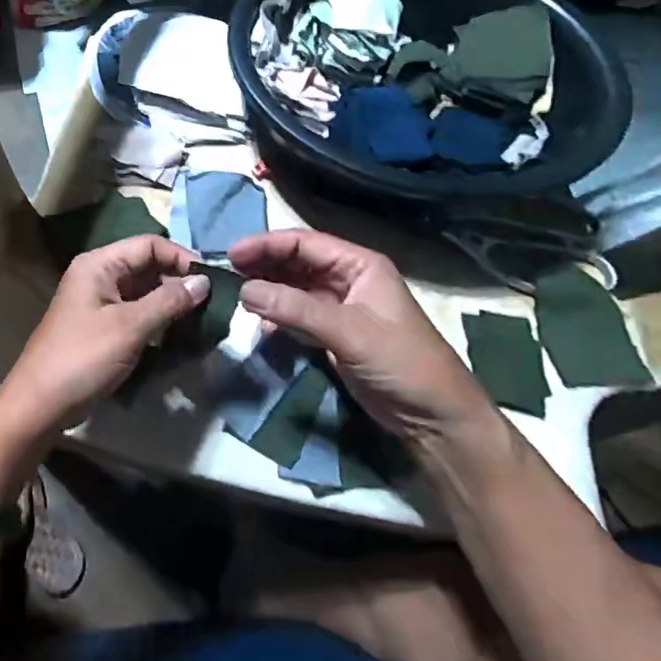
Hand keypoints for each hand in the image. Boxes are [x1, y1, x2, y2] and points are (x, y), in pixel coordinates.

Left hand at [0, 235, 210, 431]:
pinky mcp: (103, 326)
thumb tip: (204, 281)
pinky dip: (158, 318)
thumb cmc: (83, 358)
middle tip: (210, 301)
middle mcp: (99, 275)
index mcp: (99, 264)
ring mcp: (99, 301)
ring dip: (171, 301)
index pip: (150, 244)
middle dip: (178, 280)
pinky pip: (137, 311)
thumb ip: (169, 300)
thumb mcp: (130, 327)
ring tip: (200, 317)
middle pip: (148, 265)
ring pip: (145, 290)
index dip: (181, 257)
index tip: (210, 280)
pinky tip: (178, 332)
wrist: (38, 407)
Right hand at [229, 230, 495, 451]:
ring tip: (236, 293)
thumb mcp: (349, 331)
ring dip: (269, 290)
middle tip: (227, 272)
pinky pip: (300, 316)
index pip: (307, 243)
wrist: (433, 417)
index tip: (232, 254)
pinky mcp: (336, 335)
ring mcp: (342, 308)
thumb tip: (246, 290)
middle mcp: (350, 279)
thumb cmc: (400, 362)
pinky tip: (259, 324)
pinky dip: (279, 316)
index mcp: (361, 265)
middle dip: (265, 264)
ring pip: (297, 289)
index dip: (268, 244)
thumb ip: (296, 309)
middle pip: (299, 262)